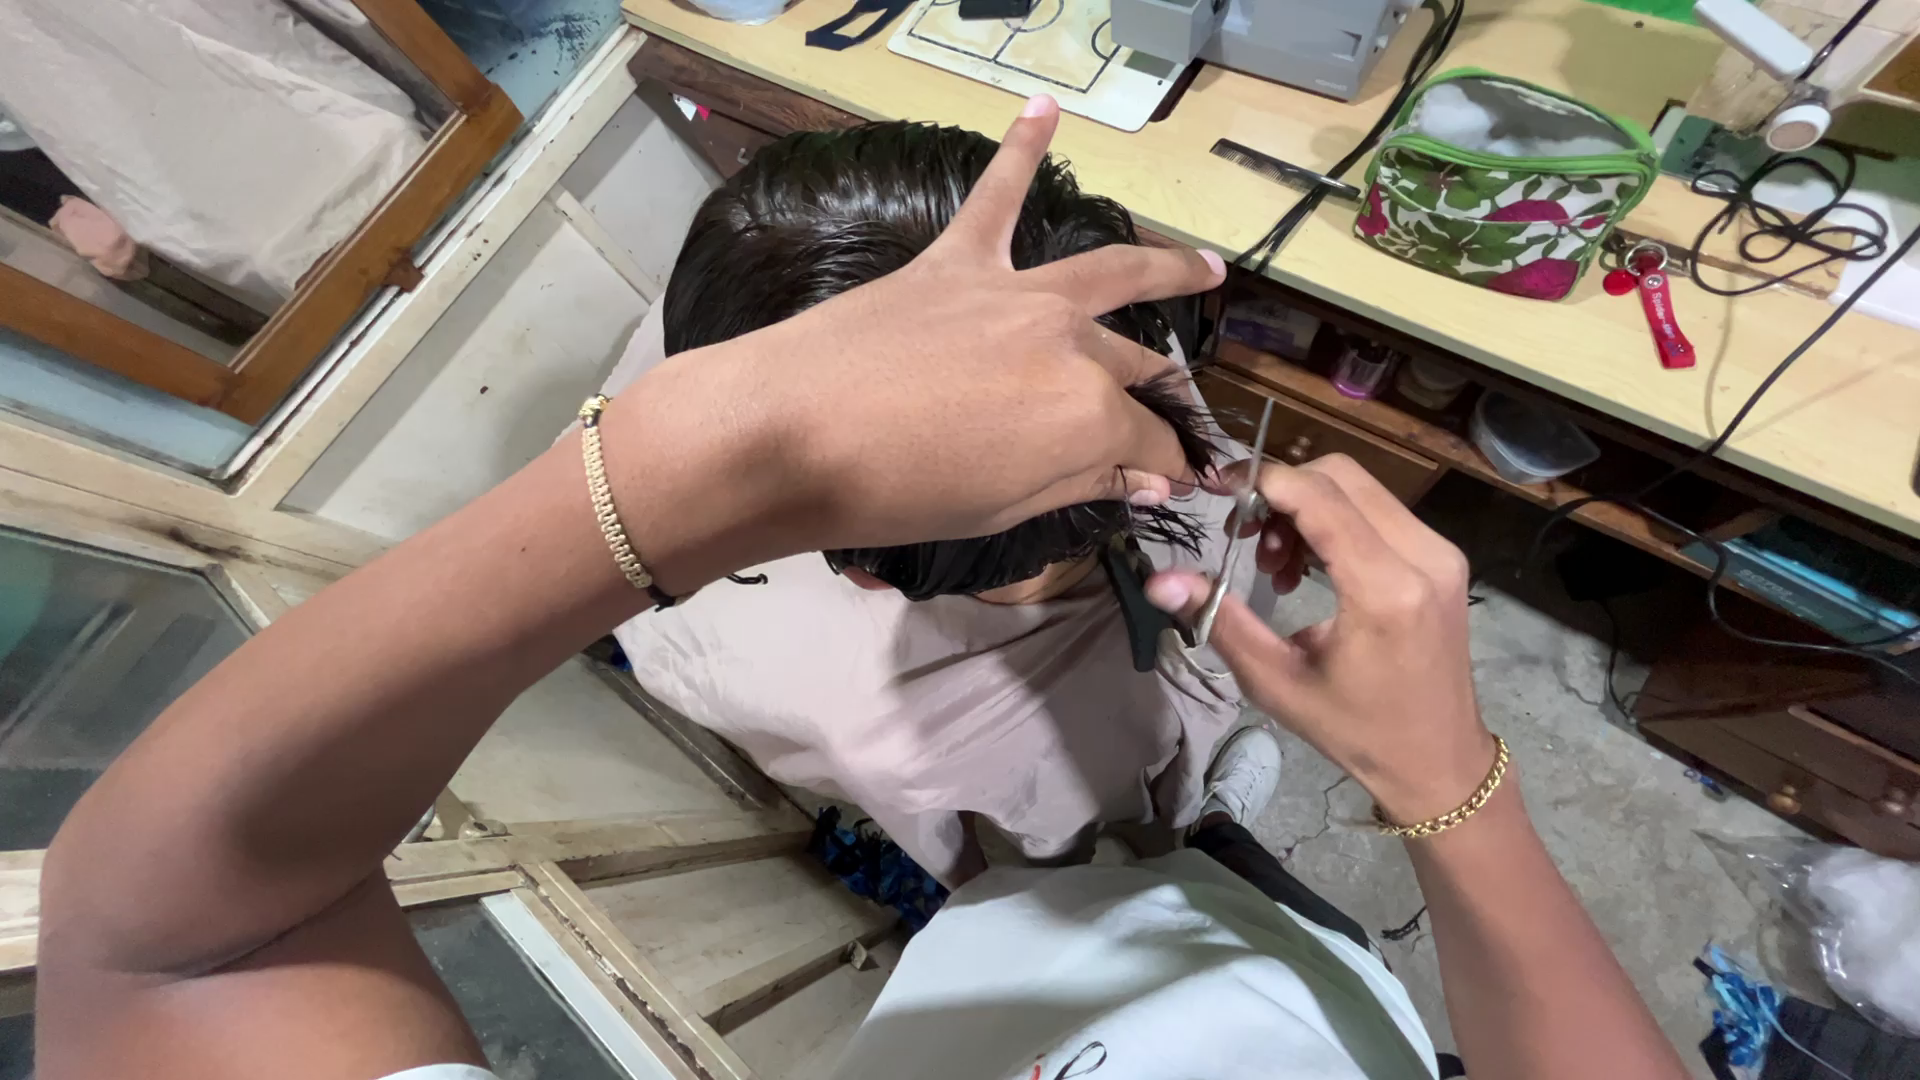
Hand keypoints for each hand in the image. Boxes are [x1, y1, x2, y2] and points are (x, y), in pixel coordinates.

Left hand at [605, 95, 1225, 588]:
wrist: (788, 435)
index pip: (1153, 444)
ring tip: (1207, 268)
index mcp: (1087, 416)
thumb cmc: (895, 496)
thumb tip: (1151, 483)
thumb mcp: (1001, 508)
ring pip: (1111, 270)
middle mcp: (1072, 342)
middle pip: (1137, 365)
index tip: (1179, 484)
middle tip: (1175, 416)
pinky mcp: (958, 263)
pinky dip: (1021, 152)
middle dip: (1165, 398)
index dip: (1170, 469)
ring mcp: (1017, 294)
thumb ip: (1081, 484)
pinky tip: (1046, 112)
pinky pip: (997, 196)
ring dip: (1166, 268)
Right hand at [1147, 455, 1493, 823]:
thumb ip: (1218, 619)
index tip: (1216, 487)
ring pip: (1357, 487)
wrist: (1438, 760)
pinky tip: (1304, 566)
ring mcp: (1440, 552)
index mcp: (1384, 590)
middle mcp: (1423, 557)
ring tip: (1273, 562)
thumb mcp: (1274, 680)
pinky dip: (1328, 520)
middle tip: (1244, 533)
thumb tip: (1158, 581)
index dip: (1262, 479)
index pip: (1319, 496)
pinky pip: (1375, 509)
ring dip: (1301, 506)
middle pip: (1339, 475)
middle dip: (1279, 490)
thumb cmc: (1353, 728)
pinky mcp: (1441, 557)